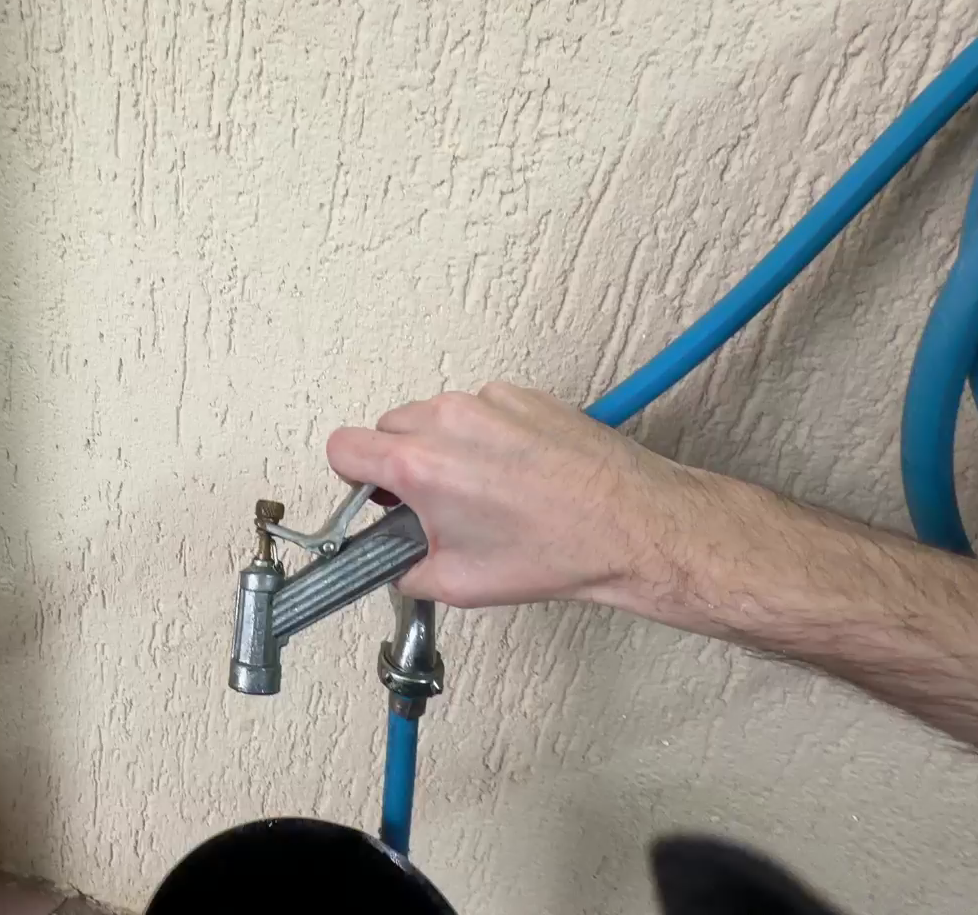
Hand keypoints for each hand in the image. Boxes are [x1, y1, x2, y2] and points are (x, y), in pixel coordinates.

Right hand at [325, 382, 712, 607]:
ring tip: (479, 484)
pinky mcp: (517, 394)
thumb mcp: (458, 583)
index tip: (373, 492)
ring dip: (437, 445)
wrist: (635, 525)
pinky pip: (473, 407)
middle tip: (430, 498)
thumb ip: (403, 568)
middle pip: (385, 428)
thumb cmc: (557, 552)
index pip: (342, 447)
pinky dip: (479, 432)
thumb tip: (393, 559)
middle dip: (396, 461)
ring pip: (429, 415)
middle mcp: (444, 421)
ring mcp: (483, 402)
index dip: (351, 474)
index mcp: (419, 465)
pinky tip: (511, 467)